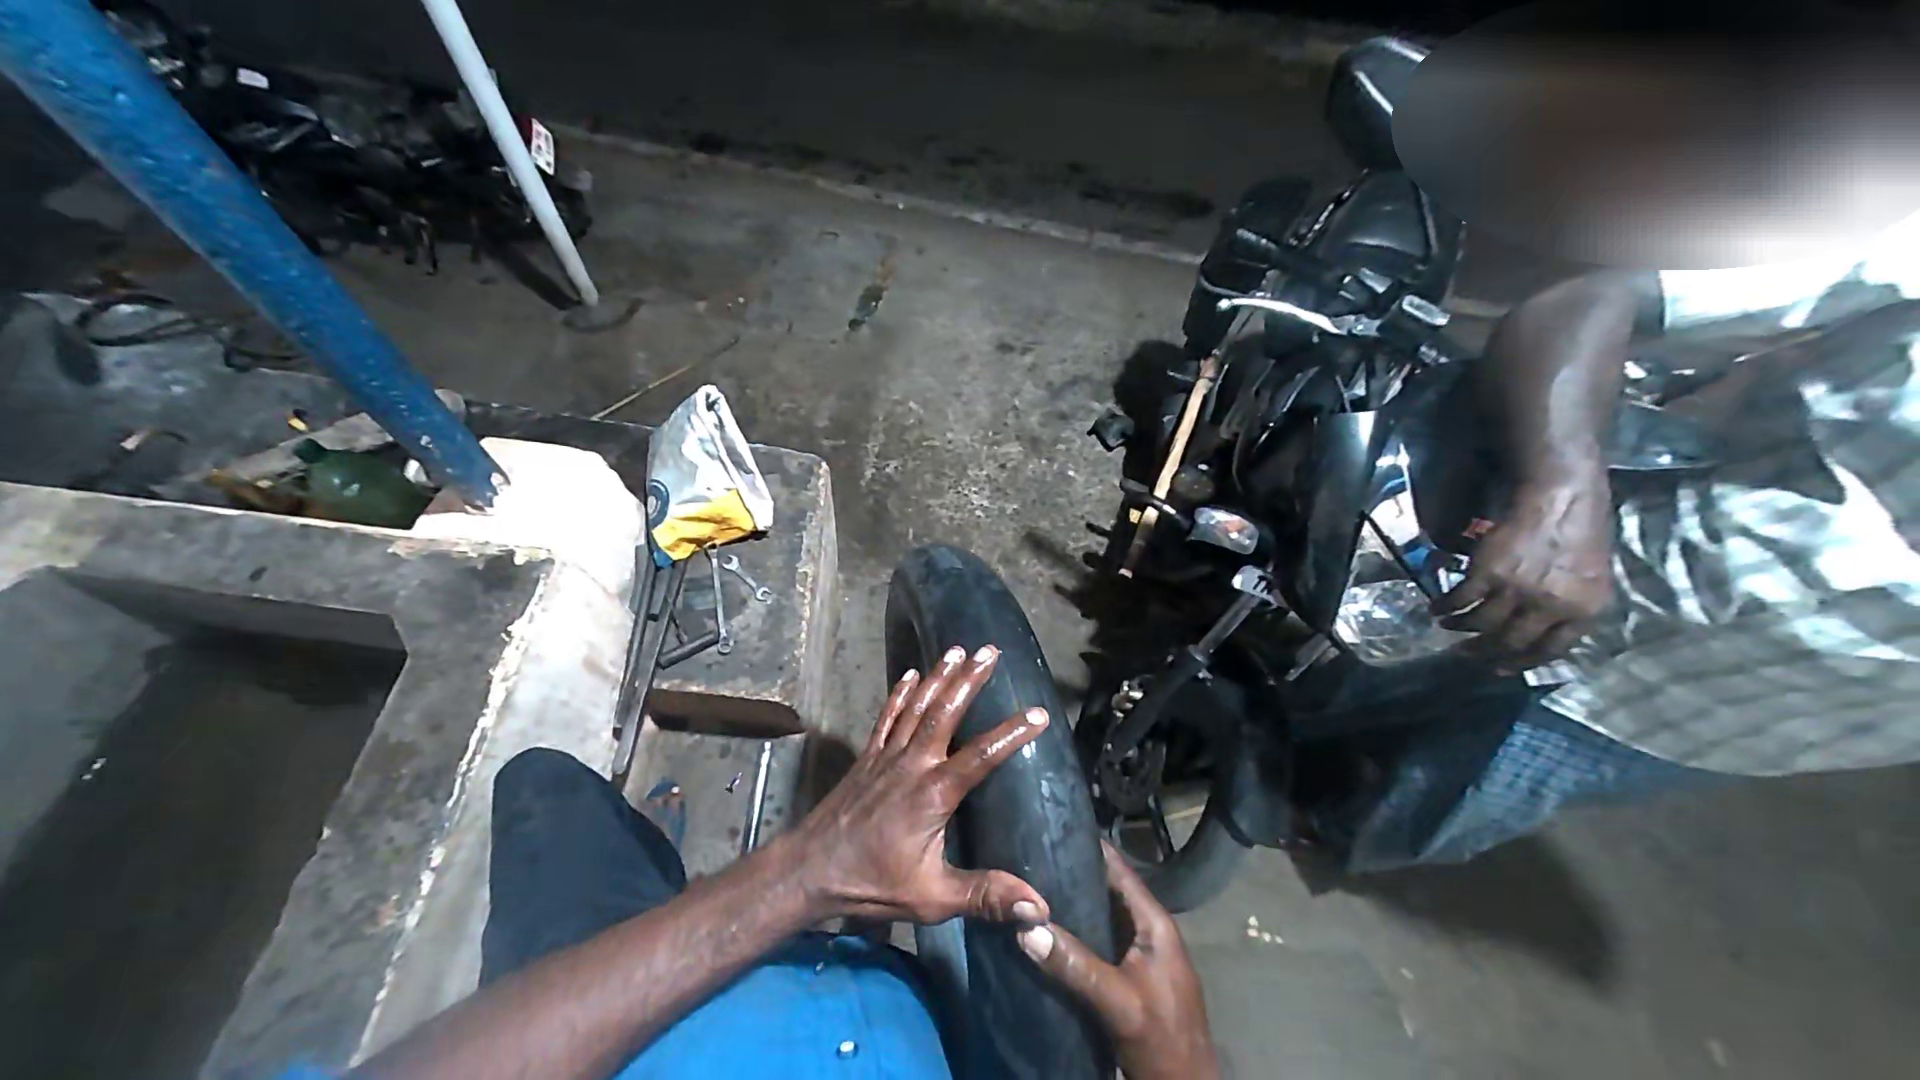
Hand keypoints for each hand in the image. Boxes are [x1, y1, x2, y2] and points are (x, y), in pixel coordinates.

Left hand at [789, 644, 1053, 924]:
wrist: (808, 870)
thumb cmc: (871, 885)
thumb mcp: (932, 899)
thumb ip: (984, 895)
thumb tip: (1039, 907)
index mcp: (933, 794)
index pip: (982, 756)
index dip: (1012, 733)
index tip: (1039, 713)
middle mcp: (913, 763)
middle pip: (945, 711)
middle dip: (970, 678)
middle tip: (991, 650)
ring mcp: (887, 755)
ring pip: (917, 706)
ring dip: (939, 676)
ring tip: (959, 649)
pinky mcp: (868, 756)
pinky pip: (887, 716)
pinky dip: (900, 694)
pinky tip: (909, 674)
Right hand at [1017, 841, 1217, 1079]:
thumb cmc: (1162, 1040)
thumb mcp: (1117, 1001)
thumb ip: (1074, 963)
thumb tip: (1026, 926)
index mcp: (1154, 921)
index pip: (1118, 868)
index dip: (1087, 847)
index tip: (1048, 830)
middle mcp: (1146, 928)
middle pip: (1105, 888)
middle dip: (1070, 873)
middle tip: (1026, 859)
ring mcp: (1136, 952)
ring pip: (1099, 914)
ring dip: (1069, 903)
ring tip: (1027, 885)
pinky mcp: (1126, 974)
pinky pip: (1096, 940)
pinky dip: (1073, 931)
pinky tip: (1044, 929)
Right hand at [1436, 464, 1613, 670]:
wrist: (1560, 501)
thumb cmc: (1581, 537)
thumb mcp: (1590, 581)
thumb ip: (1569, 609)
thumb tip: (1537, 631)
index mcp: (1583, 611)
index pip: (1548, 650)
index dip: (1519, 663)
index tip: (1497, 668)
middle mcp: (1550, 606)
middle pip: (1510, 640)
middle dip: (1484, 651)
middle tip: (1465, 654)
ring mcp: (1516, 590)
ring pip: (1481, 623)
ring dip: (1459, 628)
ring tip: (1447, 626)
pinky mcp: (1487, 573)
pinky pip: (1460, 599)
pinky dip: (1444, 606)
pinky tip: (1436, 607)